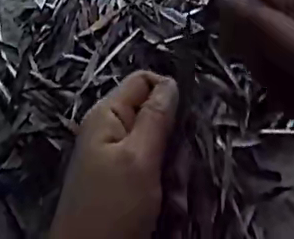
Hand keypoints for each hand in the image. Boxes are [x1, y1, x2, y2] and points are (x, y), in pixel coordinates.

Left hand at [49, 70, 178, 238]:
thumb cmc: (111, 211)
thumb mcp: (138, 160)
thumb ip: (156, 118)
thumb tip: (172, 82)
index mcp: (108, 115)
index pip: (144, 80)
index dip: (168, 94)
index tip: (185, 123)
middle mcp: (112, 133)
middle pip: (156, 118)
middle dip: (174, 144)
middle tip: (176, 172)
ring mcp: (118, 162)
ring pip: (161, 151)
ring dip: (174, 174)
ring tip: (173, 200)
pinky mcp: (126, 189)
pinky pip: (155, 177)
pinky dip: (166, 192)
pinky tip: (169, 211)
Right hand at [215, 0, 293, 156]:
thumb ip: (257, 22)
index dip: (240, 25)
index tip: (245, 51)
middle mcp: (293, 15)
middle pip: (249, 32)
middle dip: (261, 62)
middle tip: (282, 76)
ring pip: (260, 61)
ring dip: (275, 84)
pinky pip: (275, 81)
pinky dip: (286, 97)